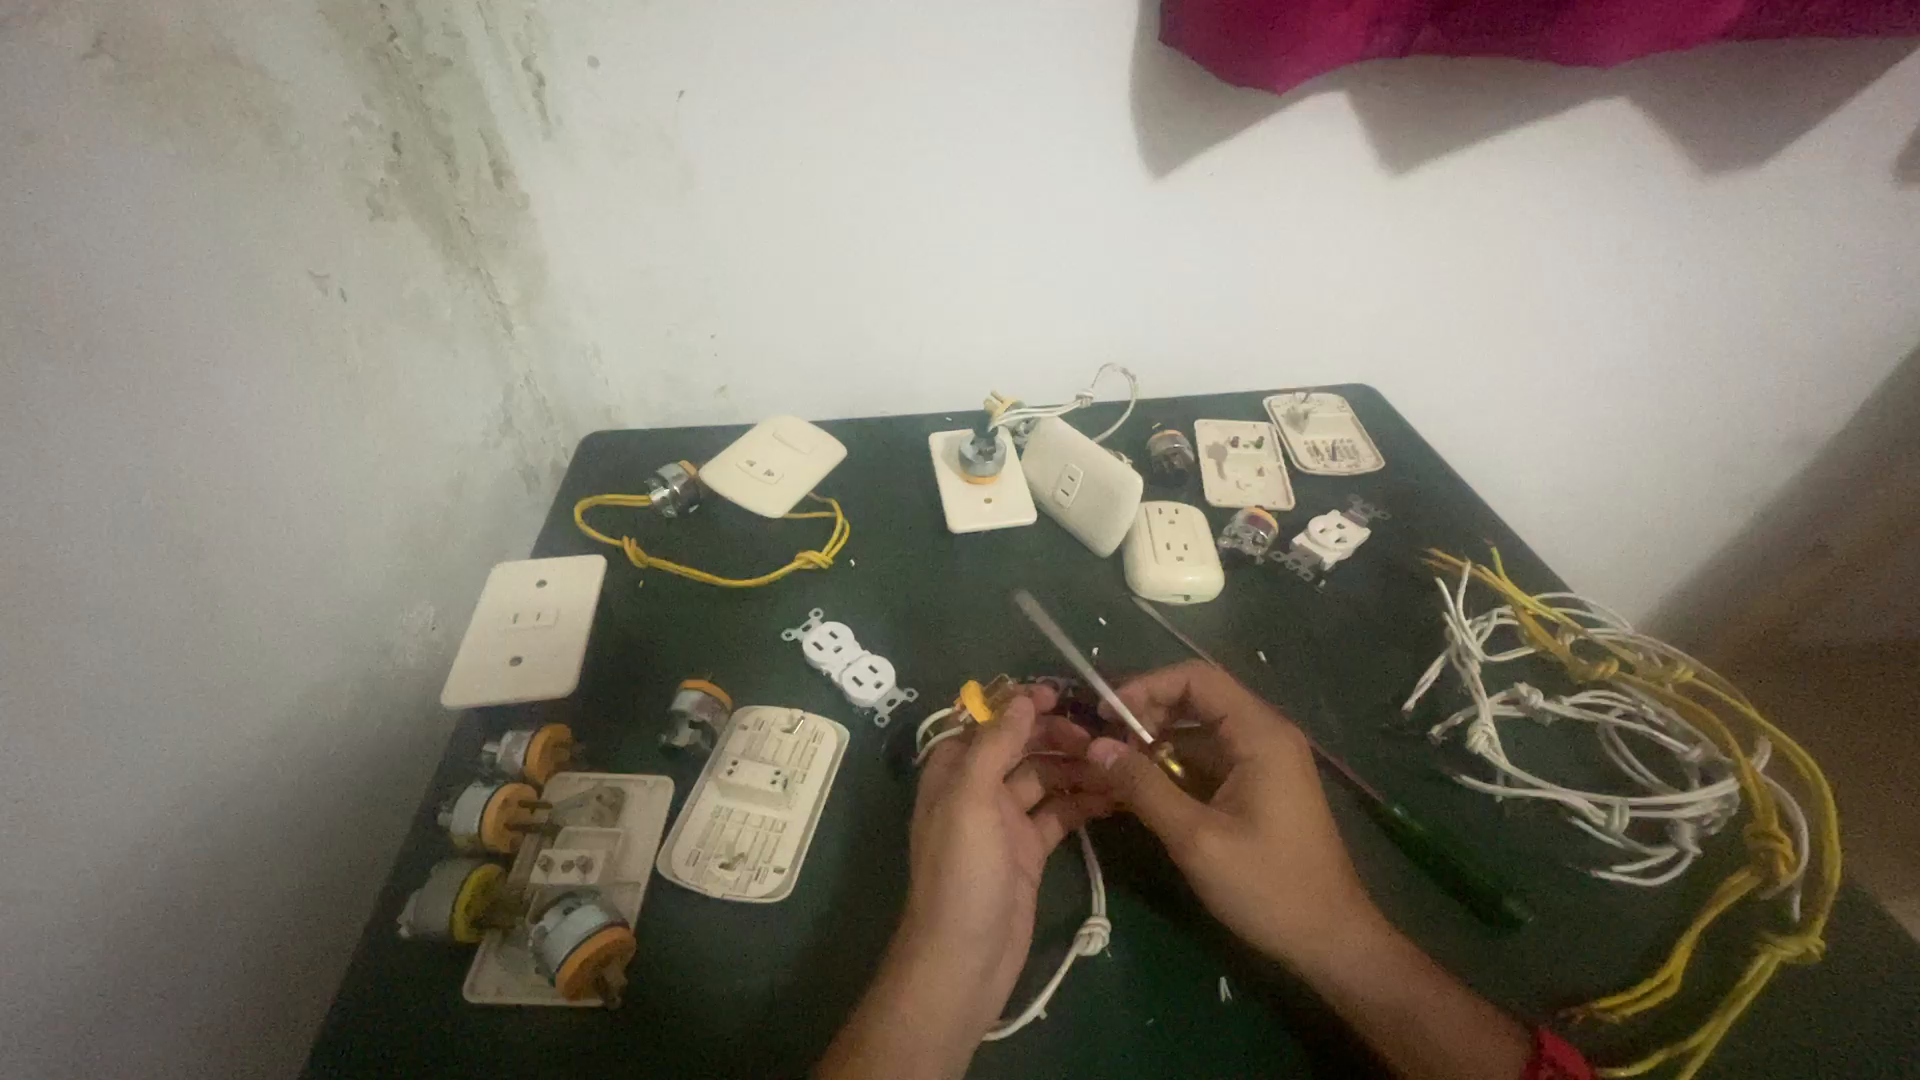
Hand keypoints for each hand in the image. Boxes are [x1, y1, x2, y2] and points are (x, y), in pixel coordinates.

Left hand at [899, 684, 1112, 1032]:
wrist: (965, 962)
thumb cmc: (962, 874)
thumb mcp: (971, 801)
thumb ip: (995, 746)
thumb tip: (1020, 699)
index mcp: (954, 771)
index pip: (988, 722)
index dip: (1021, 705)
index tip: (1062, 695)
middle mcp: (978, 789)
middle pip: (1021, 747)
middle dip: (1057, 736)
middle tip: (1100, 736)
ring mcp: (1005, 820)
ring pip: (1045, 778)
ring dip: (1076, 767)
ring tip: (1117, 764)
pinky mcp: (1029, 850)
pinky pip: (1059, 813)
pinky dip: (1082, 802)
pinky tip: (1113, 796)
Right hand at [1084, 660, 1383, 970]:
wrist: (1331, 942)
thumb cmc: (1269, 887)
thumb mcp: (1196, 839)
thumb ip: (1143, 787)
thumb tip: (1095, 747)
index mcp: (1259, 733)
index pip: (1195, 677)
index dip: (1145, 686)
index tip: (1105, 715)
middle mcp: (1264, 733)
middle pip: (1195, 696)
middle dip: (1146, 712)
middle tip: (1106, 743)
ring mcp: (1262, 757)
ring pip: (1196, 726)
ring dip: (1155, 738)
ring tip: (1115, 764)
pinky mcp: (1256, 782)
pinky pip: (1205, 753)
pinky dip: (1171, 760)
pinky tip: (1142, 784)